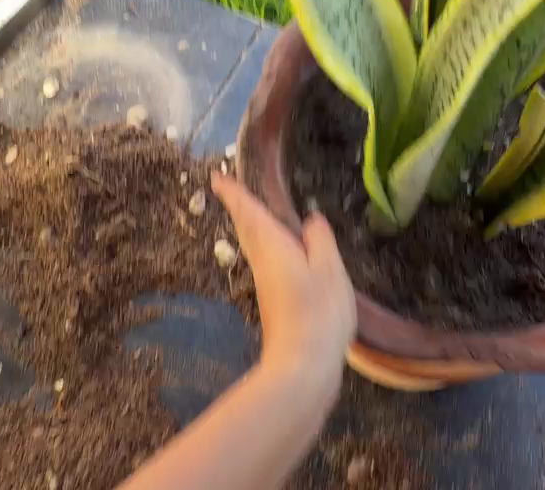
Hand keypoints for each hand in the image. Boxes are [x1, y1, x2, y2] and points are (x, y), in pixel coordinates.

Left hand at [210, 172, 356, 387]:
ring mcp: (265, 283)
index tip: (215, 177)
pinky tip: (278, 247)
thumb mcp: (329, 268)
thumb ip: (320, 239)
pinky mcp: (272, 299)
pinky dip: (264, 242)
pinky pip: (264, 257)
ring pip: (253, 244)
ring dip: (249, 224)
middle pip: (246, 227)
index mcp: (272, 245)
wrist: (302, 367)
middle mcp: (262, 260)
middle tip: (226, 188)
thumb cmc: (317, 311)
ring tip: (251, 209)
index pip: (248, 211)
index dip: (233, 193)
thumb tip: (310, 220)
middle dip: (238, 206)